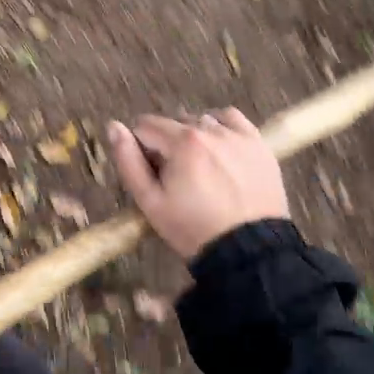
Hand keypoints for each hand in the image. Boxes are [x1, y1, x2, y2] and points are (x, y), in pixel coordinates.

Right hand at [107, 108, 289, 260]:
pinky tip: (219, 148)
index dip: (143, 149)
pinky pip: (232, 119)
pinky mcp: (259, 146)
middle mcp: (210, 129)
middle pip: (173, 123)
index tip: (154, 175)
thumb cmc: (193, 229)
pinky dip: (220, 126)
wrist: (251, 255)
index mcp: (182, 141)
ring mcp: (237, 136)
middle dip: (167, 144)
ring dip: (193, 137)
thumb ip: (127, 160)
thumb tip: (114, 125)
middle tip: (177, 178)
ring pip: (200, 121)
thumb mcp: (150, 201)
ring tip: (201, 169)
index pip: (145, 126)